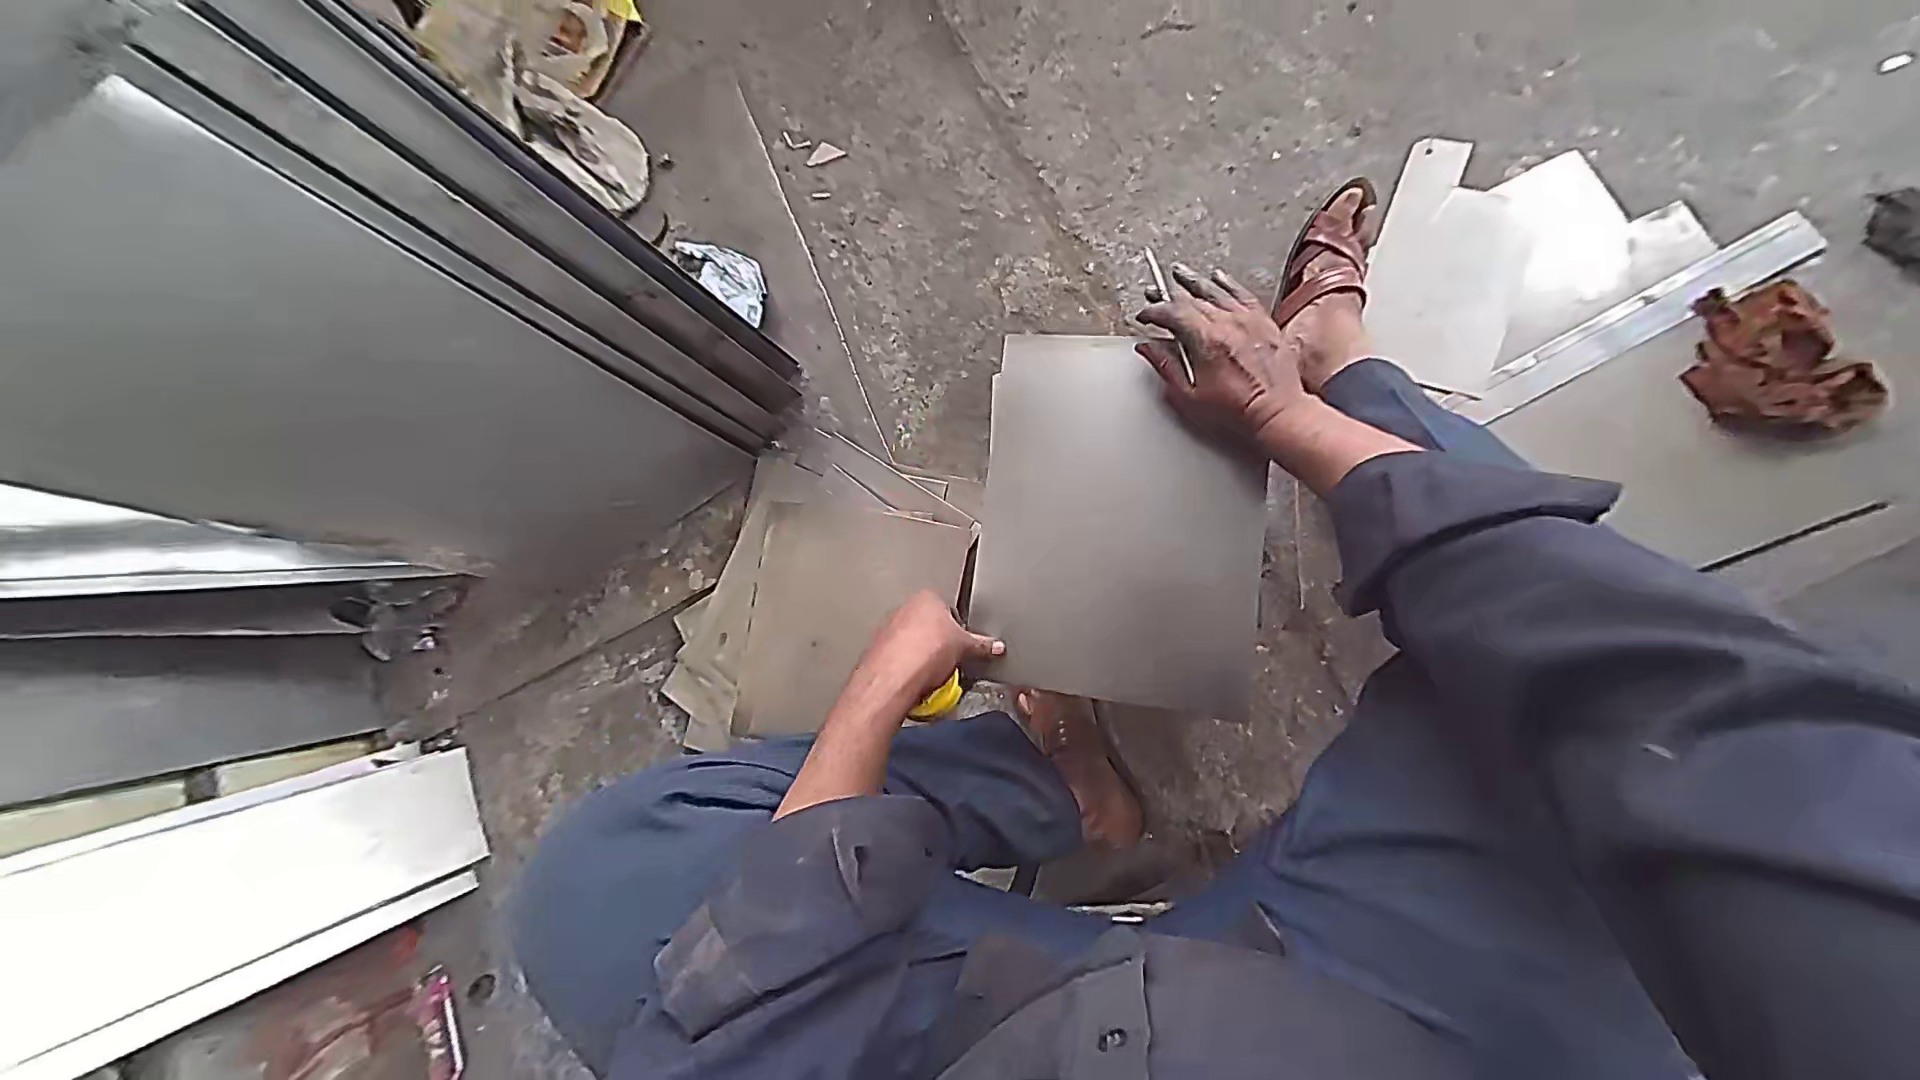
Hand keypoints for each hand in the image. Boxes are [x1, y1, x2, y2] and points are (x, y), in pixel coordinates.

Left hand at [852, 591, 1003, 707]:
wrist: (892, 679)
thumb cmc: (925, 653)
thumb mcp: (965, 647)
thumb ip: (982, 645)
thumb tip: (995, 646)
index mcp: (927, 598)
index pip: (951, 611)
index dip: (960, 630)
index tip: (964, 646)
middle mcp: (904, 608)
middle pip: (931, 626)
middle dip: (940, 644)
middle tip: (950, 661)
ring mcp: (888, 628)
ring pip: (914, 643)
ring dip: (923, 657)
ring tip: (932, 673)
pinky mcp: (878, 649)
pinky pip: (900, 657)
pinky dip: (908, 667)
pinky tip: (915, 679)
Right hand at [1135, 263, 1314, 448]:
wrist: (1277, 414)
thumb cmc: (1236, 413)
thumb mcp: (1189, 396)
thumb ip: (1167, 367)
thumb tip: (1148, 348)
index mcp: (1207, 341)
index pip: (1173, 313)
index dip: (1153, 311)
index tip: (1143, 316)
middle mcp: (1229, 324)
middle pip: (1192, 299)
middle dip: (1168, 296)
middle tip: (1154, 293)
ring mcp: (1249, 321)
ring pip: (1216, 291)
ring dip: (1194, 282)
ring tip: (1180, 274)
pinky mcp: (1264, 324)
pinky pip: (1243, 295)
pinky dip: (1228, 284)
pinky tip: (1219, 278)